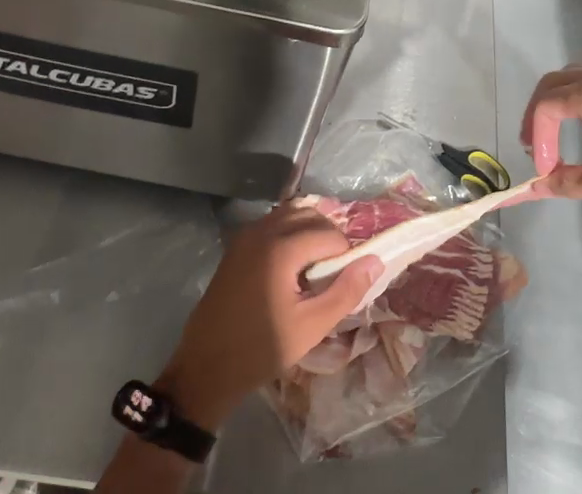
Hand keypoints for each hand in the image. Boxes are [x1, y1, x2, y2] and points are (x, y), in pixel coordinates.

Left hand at [158, 205, 381, 429]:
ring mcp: (245, 236)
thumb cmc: (261, 349)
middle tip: (336, 273)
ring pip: (290, 214)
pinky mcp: (236, 246)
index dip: (346, 256)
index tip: (344, 283)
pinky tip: (293, 266)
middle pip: (311, 215)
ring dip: (310, 231)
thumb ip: (346, 291)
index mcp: (281, 248)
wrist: (206, 367)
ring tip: (317, 268)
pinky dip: (290, 233)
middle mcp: (262, 231)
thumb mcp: (312, 326)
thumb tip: (375, 261)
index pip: (330, 235)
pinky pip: (272, 224)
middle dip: (330, 238)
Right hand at [519, 63, 581, 205]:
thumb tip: (537, 188)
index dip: (537, 139)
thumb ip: (568, 182)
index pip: (544, 109)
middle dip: (537, 115)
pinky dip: (576, 97)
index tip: (544, 170)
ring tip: (554, 135)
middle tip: (535, 147)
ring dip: (556, 102)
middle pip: (551, 85)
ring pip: (572, 77)